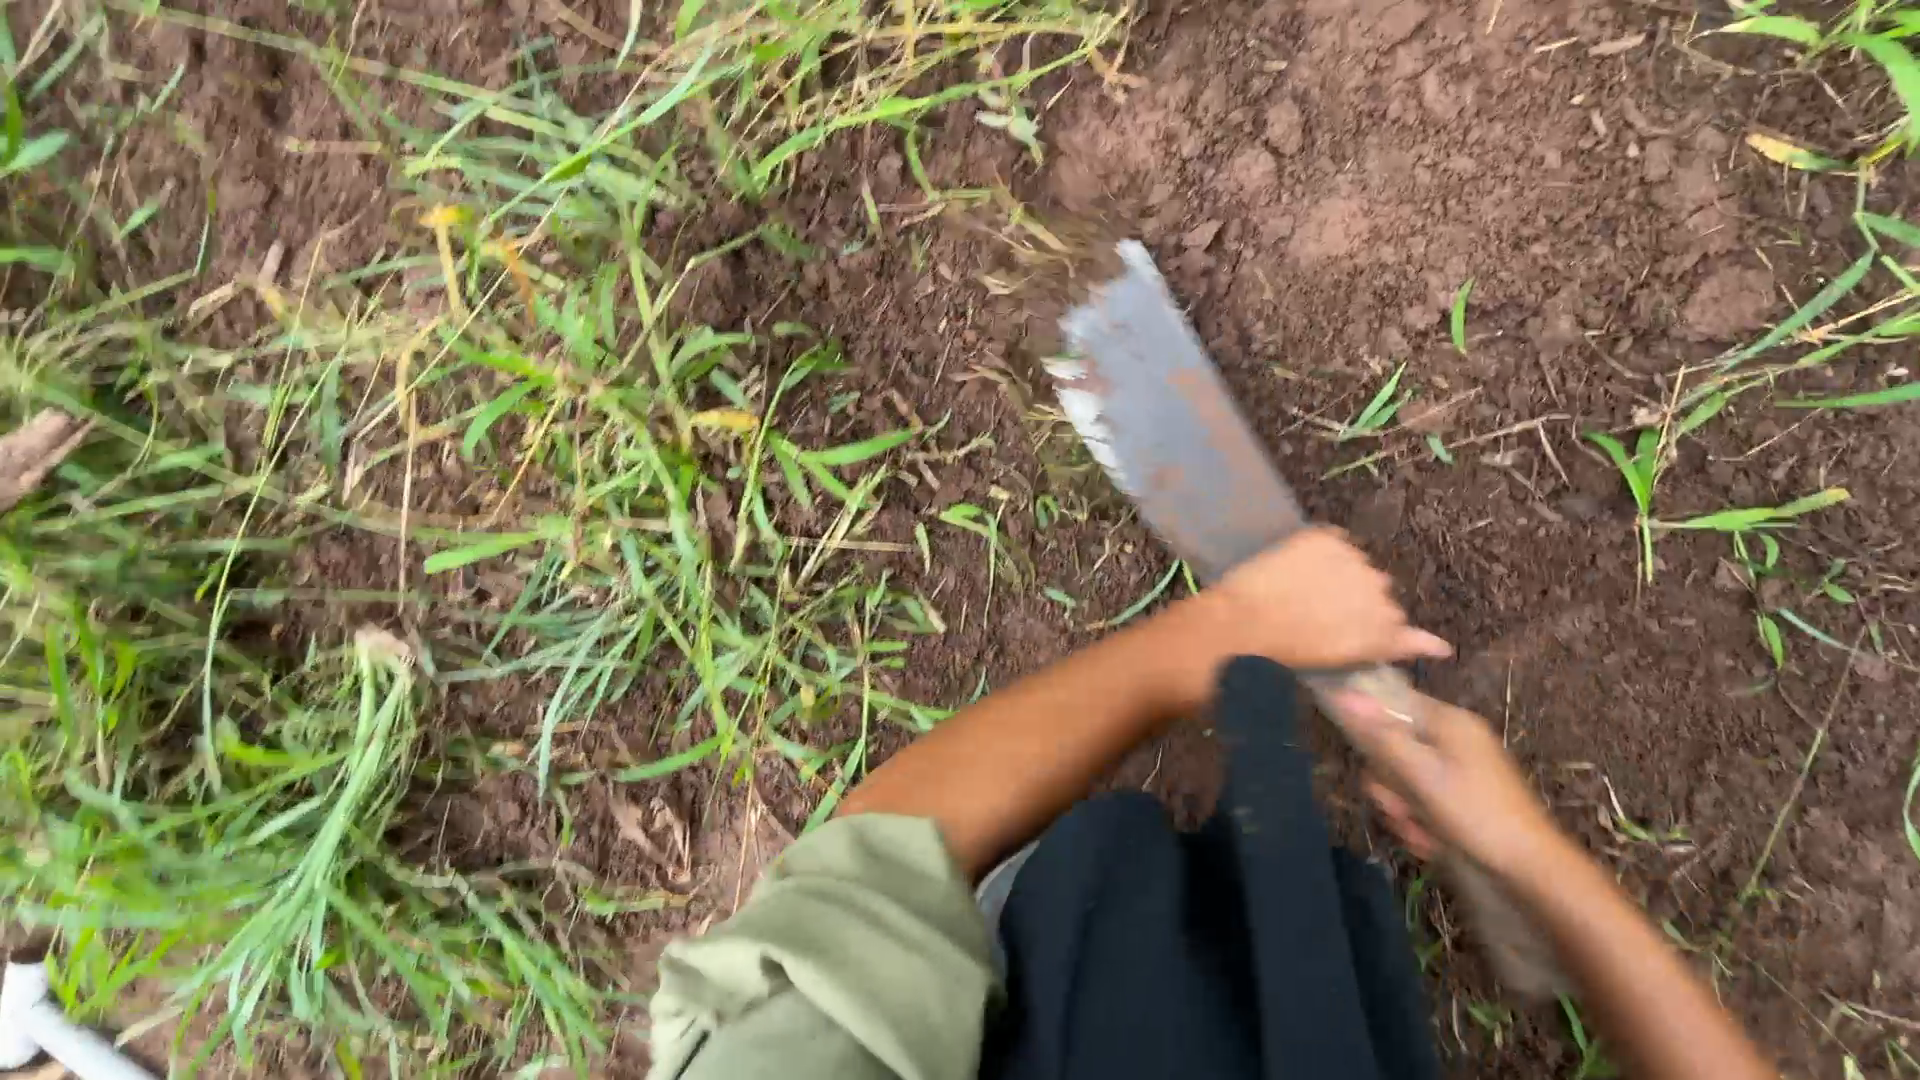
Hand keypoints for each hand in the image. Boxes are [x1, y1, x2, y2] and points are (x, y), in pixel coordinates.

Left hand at [1208, 527, 1451, 669]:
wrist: (1242, 620)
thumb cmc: (1284, 653)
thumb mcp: (1337, 663)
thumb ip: (1389, 651)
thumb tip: (1440, 646)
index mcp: (1383, 631)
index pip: (1404, 631)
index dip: (1383, 631)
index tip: (1367, 632)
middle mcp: (1378, 593)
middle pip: (1380, 595)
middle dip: (1359, 604)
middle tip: (1322, 613)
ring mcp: (1353, 562)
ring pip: (1359, 567)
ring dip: (1341, 576)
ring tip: (1307, 589)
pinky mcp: (1327, 539)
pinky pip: (1335, 542)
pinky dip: (1323, 552)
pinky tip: (1301, 566)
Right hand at [1326, 688, 1565, 877]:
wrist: (1530, 870)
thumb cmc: (1476, 813)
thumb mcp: (1421, 772)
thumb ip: (1381, 734)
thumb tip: (1344, 693)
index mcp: (1448, 721)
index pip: (1392, 701)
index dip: (1371, 726)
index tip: (1367, 758)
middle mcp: (1452, 738)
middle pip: (1393, 745)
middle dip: (1388, 782)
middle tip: (1398, 806)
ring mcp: (1457, 768)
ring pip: (1403, 776)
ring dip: (1401, 806)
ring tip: (1417, 829)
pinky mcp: (1459, 795)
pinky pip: (1420, 797)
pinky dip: (1419, 818)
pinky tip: (1428, 838)